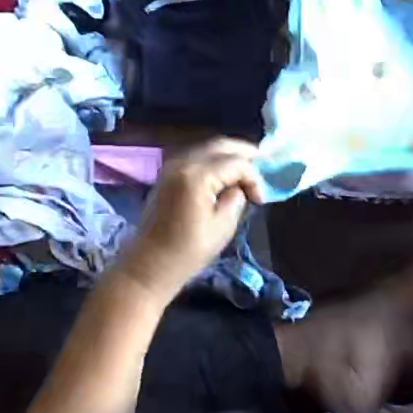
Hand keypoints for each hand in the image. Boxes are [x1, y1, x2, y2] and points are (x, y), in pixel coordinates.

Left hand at [113, 139, 264, 302]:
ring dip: (228, 156)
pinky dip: (213, 161)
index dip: (254, 177)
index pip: (236, 162)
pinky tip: (225, 174)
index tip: (260, 200)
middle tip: (264, 165)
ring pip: (207, 148)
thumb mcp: (223, 227)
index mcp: (197, 176)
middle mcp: (182, 163)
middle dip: (244, 153)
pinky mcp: (166, 174)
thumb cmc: (187, 252)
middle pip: (220, 145)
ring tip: (247, 171)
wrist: (148, 266)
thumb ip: (236, 198)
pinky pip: (195, 157)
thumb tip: (240, 186)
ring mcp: (171, 166)